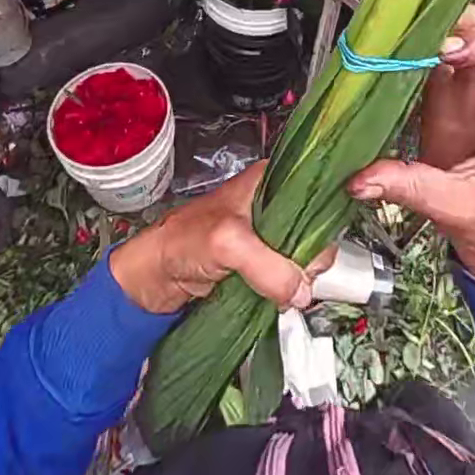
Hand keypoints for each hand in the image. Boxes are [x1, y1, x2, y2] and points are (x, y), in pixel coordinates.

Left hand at [108, 163, 312, 314]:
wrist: (154, 274)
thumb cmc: (183, 240)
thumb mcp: (229, 244)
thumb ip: (269, 266)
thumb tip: (302, 291)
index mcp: (272, 181)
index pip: (317, 195)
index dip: (320, 225)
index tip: (311, 252)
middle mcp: (276, 202)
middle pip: (315, 229)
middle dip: (308, 257)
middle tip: (294, 275)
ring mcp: (270, 232)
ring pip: (304, 253)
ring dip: (298, 276)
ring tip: (281, 287)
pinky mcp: (264, 259)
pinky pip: (290, 272)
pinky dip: (288, 286)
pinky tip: (279, 293)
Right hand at [348, 6, 474, 282]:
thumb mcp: (448, 208)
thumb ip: (407, 188)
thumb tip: (362, 178)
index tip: (450, 48)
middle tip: (436, 25)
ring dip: (459, 28)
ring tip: (423, 28)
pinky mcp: (460, 95)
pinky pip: (456, 58)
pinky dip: (436, 44)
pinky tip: (415, 44)